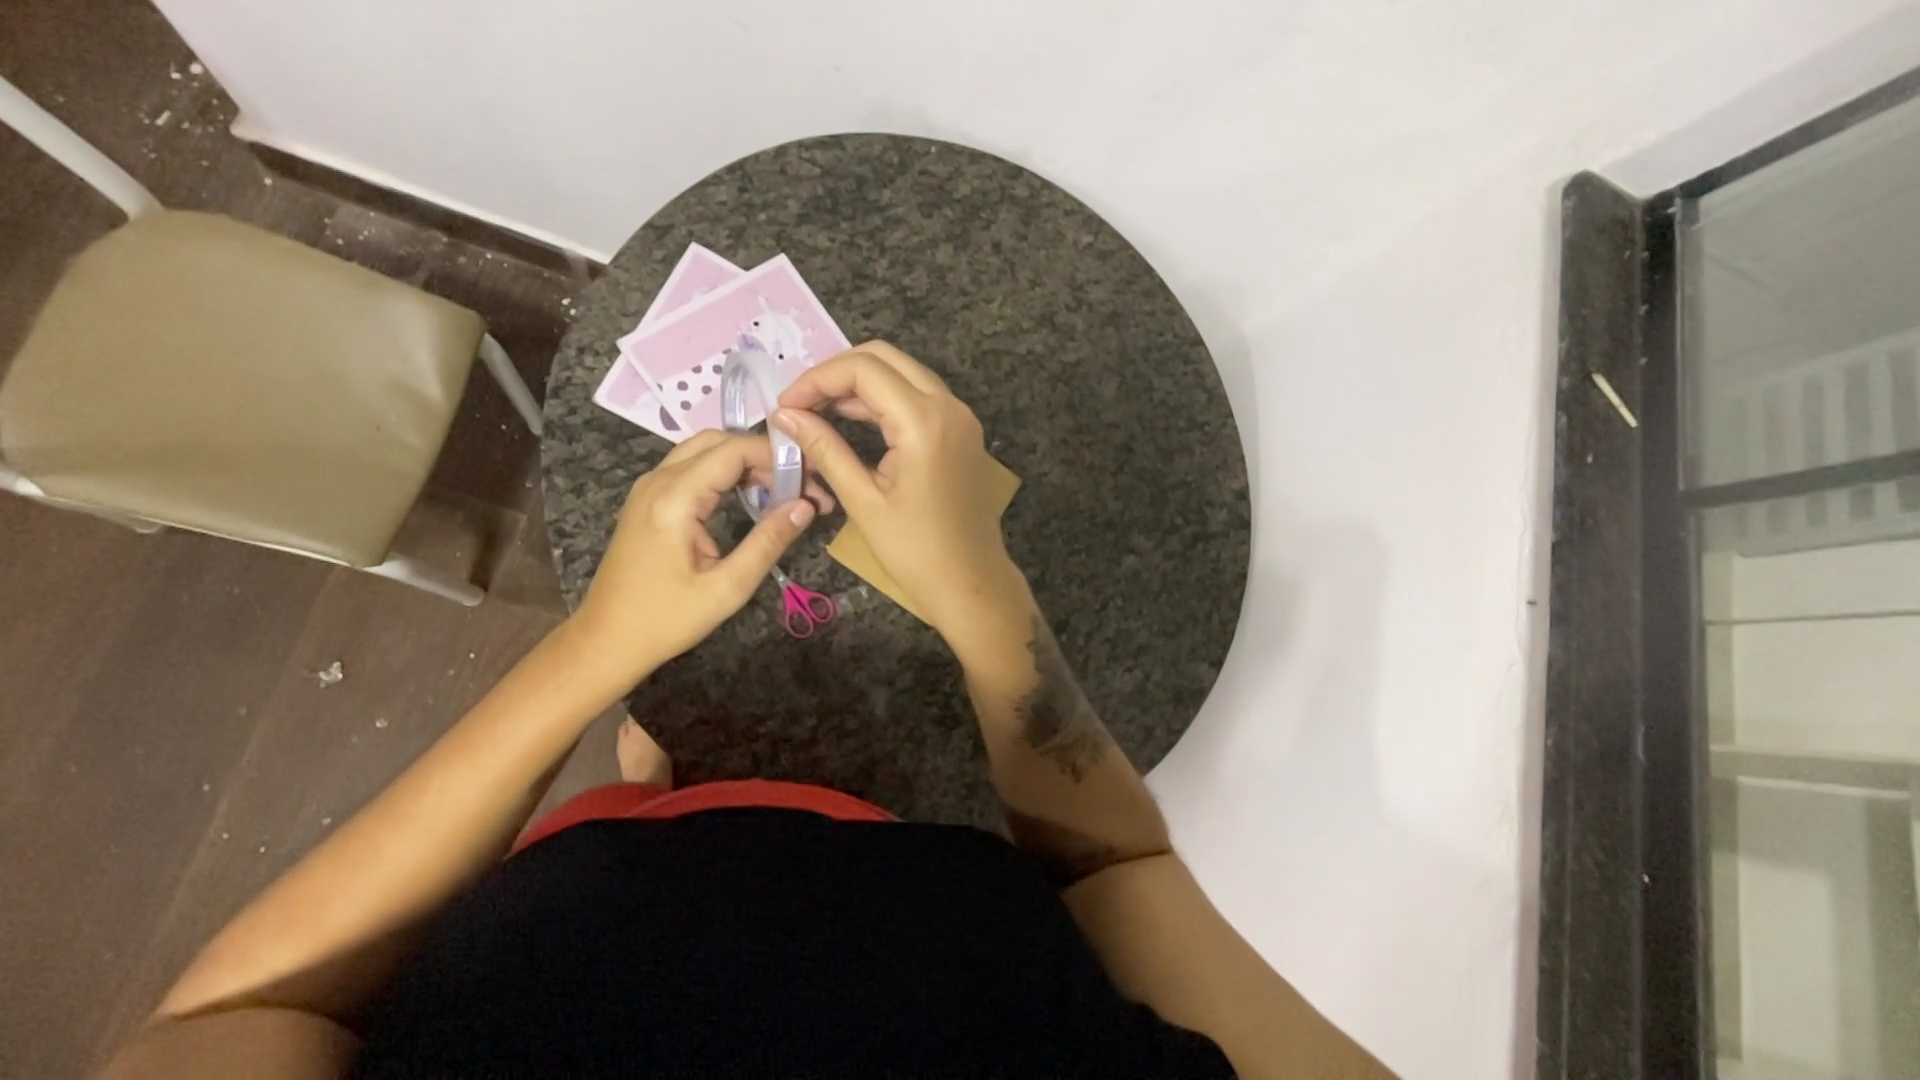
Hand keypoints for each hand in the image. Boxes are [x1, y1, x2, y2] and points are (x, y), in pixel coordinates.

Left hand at [571, 431, 830, 678]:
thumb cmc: (666, 620)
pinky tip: (749, 498)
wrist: (607, 640)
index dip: (777, 456)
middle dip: (763, 455)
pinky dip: (724, 473)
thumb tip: (805, 506)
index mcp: (675, 499)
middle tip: (799, 486)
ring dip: (744, 462)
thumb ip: (768, 542)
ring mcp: (648, 488)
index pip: (734, 450)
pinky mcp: (648, 500)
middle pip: (718, 441)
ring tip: (781, 492)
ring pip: (703, 450)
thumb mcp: (727, 588)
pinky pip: (691, 468)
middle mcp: (658, 481)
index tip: (812, 479)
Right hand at [774, 341, 1027, 640]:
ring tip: (817, 414)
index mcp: (924, 421)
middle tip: (800, 405)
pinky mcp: (961, 431)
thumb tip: (785, 417)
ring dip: (859, 384)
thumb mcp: (863, 501)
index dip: (816, 380)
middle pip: (884, 357)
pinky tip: (852, 422)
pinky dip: (883, 400)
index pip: (863, 369)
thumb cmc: (916, 551)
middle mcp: (948, 406)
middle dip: (836, 374)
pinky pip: (918, 396)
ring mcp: (959, 416)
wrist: (972, 582)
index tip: (785, 407)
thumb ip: (824, 449)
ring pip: (902, 372)